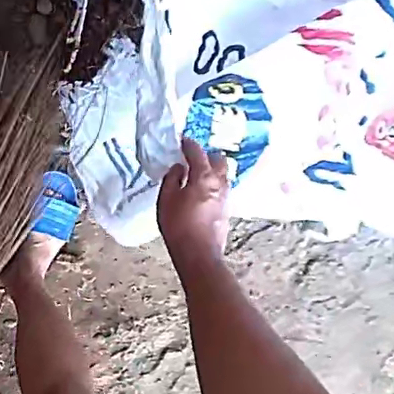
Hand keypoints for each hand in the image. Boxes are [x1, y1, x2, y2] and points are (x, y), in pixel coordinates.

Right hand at [158, 135, 230, 268]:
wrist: (199, 253)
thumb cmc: (178, 225)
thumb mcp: (166, 200)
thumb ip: (172, 179)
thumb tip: (179, 167)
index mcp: (203, 177)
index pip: (197, 153)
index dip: (189, 144)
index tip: (182, 140)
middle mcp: (220, 182)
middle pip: (218, 160)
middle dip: (206, 155)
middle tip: (192, 158)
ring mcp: (226, 195)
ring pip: (223, 174)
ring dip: (212, 170)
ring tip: (197, 174)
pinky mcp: (227, 207)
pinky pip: (222, 187)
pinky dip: (213, 183)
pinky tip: (202, 191)